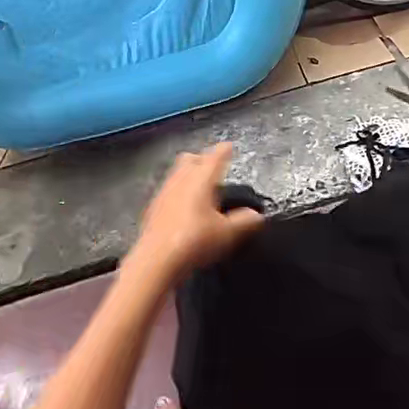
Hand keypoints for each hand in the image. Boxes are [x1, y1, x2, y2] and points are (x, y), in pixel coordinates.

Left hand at [123, 143, 264, 279]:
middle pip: (190, 160)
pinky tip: (182, 207)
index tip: (228, 146)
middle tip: (212, 164)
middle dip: (201, 159)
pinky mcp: (152, 211)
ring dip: (187, 175)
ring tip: (198, 185)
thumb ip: (245, 222)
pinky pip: (167, 192)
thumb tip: (256, 216)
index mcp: (201, 181)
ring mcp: (163, 195)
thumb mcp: (228, 233)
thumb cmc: (195, 241)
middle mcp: (180, 182)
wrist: (155, 262)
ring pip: (176, 174)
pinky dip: (178, 192)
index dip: (223, 151)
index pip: (214, 159)